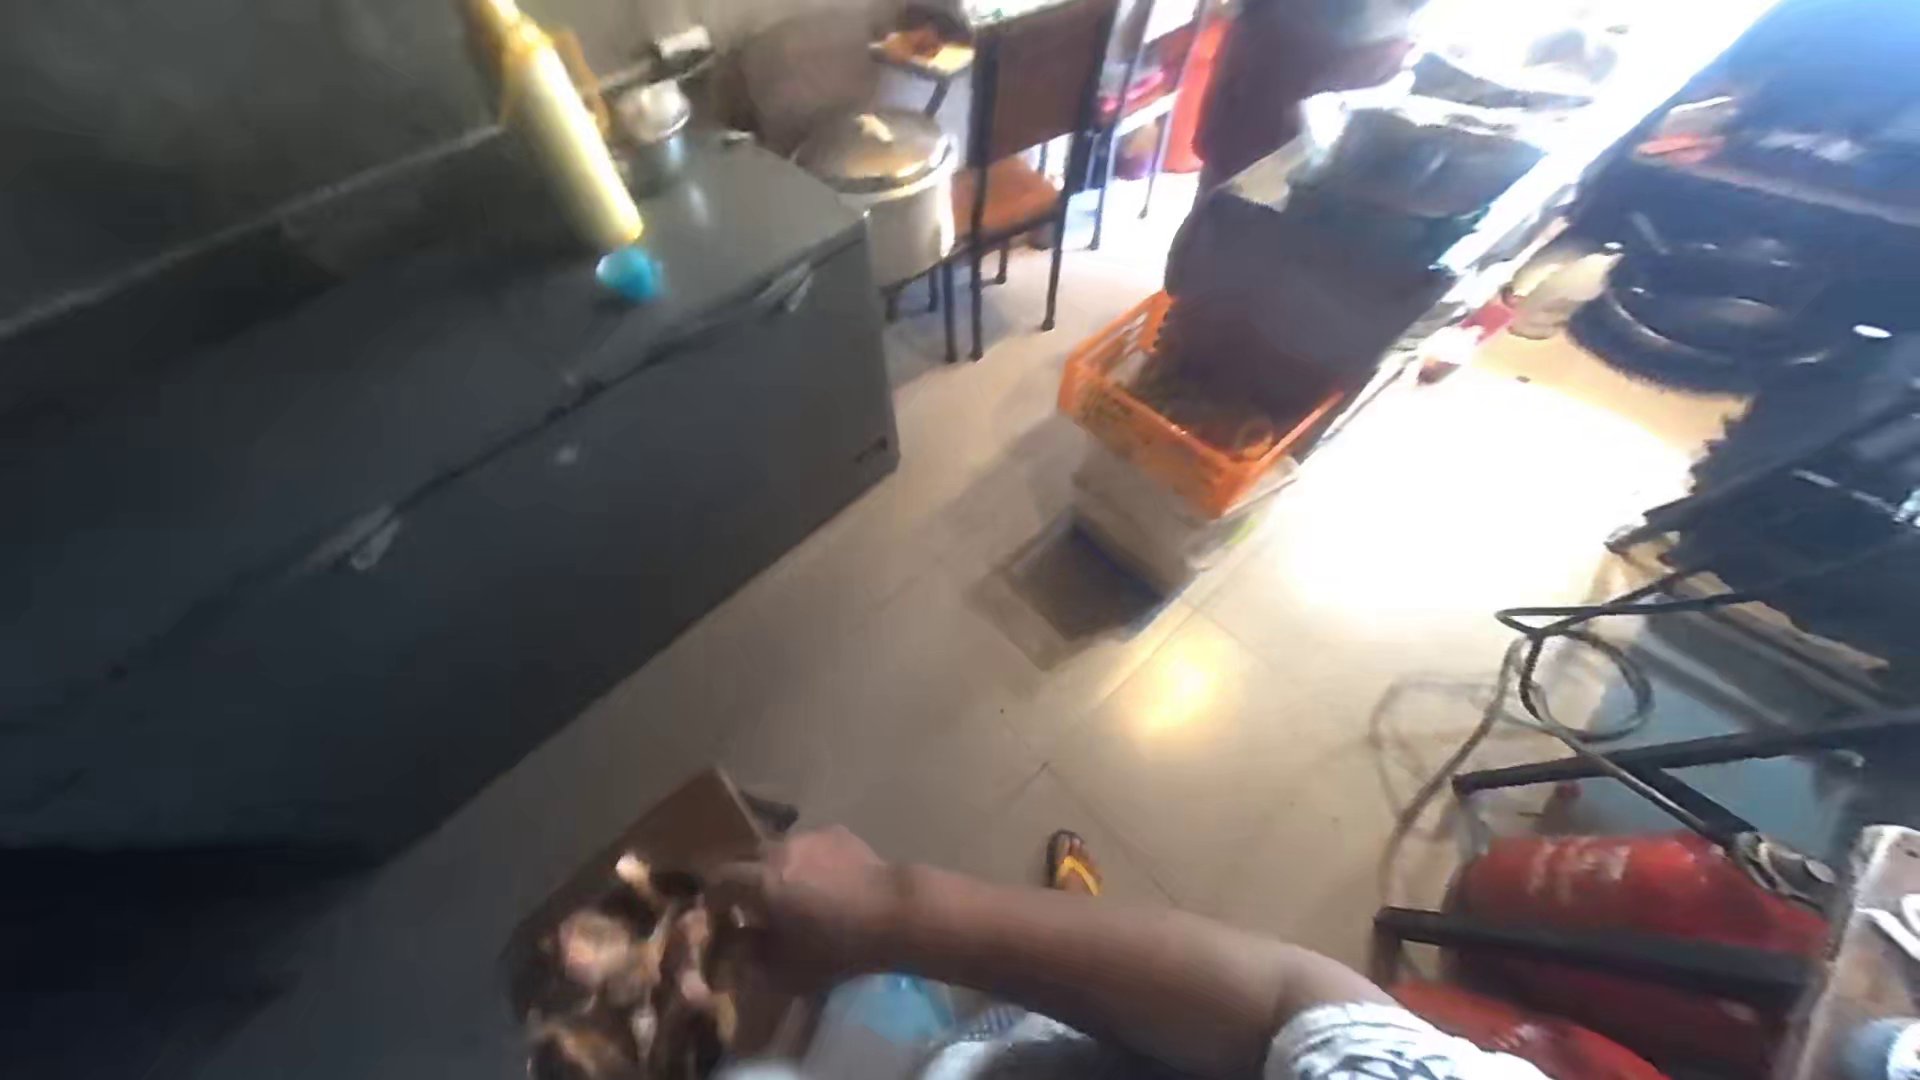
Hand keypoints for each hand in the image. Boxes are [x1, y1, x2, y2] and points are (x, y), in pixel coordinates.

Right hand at [708, 827, 907, 990]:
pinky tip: (823, 879)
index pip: (719, 880)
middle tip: (755, 907)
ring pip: (779, 848)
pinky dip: (805, 859)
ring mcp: (811, 834)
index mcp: (762, 880)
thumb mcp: (783, 969)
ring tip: (793, 892)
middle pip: (748, 859)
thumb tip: (734, 942)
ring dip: (777, 867)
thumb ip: (748, 956)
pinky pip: (808, 843)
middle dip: (744, 881)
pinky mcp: (837, 831)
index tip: (719, 917)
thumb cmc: (835, 946)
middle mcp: (781, 848)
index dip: (713, 899)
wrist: (891, 909)